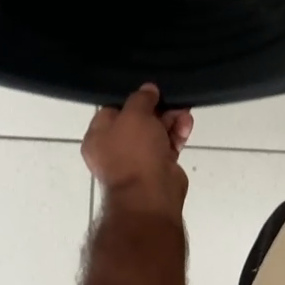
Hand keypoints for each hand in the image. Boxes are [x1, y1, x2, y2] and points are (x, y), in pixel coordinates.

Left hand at [82, 83, 193, 212]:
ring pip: (157, 131)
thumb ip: (141, 98)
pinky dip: (178, 135)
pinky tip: (186, 127)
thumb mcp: (134, 115)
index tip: (150, 92)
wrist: (151, 194)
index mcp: (98, 137)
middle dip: (159, 109)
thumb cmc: (134, 152)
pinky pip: (168, 144)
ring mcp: (138, 159)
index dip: (133, 99)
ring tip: (185, 115)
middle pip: (139, 120)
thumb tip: (148, 89)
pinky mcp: (158, 166)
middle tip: (174, 101)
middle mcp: (115, 148)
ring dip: (172, 120)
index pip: (114, 110)